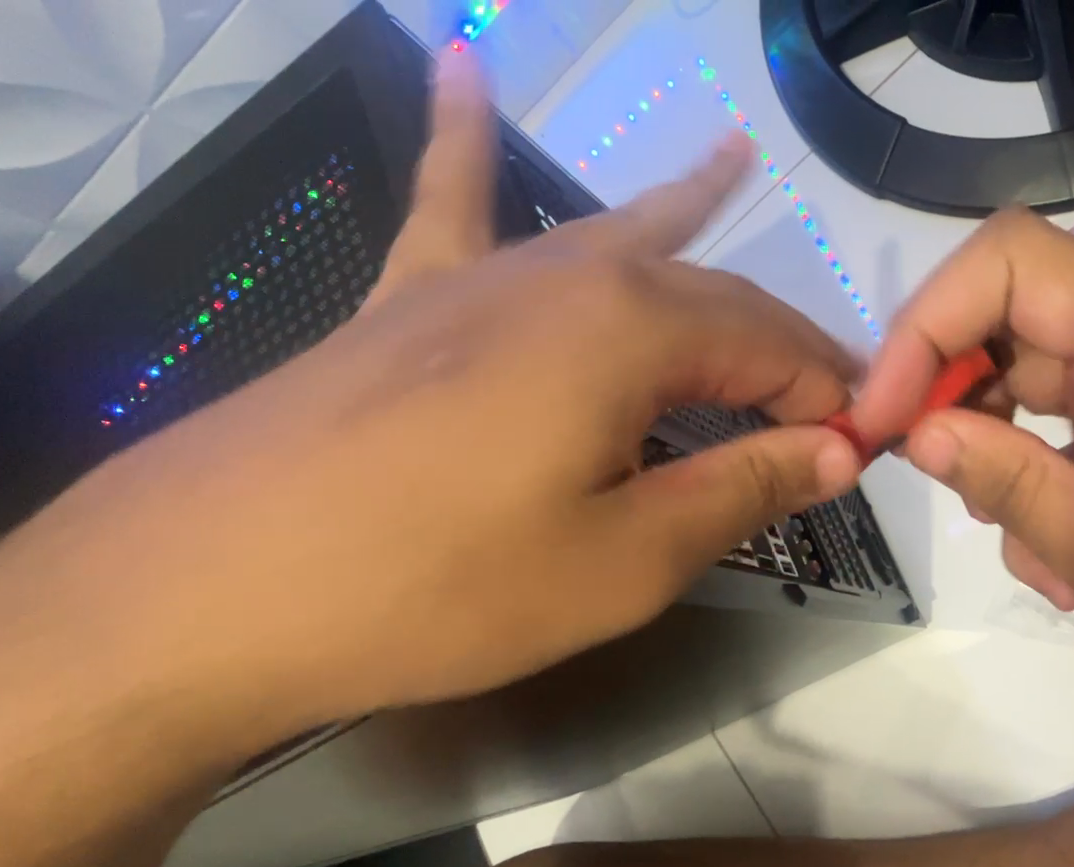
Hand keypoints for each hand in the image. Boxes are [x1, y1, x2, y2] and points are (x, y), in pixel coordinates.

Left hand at [0, 48, 861, 742]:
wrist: (208, 591)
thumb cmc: (444, 587)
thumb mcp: (625, 560)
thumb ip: (741, 490)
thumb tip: (837, 449)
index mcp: (632, 328)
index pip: (773, 347)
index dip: (829, 398)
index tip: (864, 448)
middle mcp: (563, 273)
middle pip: (706, 291)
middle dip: (778, 340)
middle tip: (827, 392)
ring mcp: (475, 276)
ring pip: (611, 236)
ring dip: (684, 212)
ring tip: (735, 160)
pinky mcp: (404, 303)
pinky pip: (452, 204)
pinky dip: (464, 138)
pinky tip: (459, 67)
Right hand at [853, 210, 1073, 710]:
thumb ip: (1026, 496)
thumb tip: (918, 433)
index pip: (1011, 263)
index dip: (926, 325)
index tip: (883, 422)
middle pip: (1005, 319)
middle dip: (948, 404)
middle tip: (943, 495)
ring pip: (1025, 384)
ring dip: (1000, 468)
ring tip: (1042, 565)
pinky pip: (1065, 432)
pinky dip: (1043, 492)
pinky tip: (1071, 569)